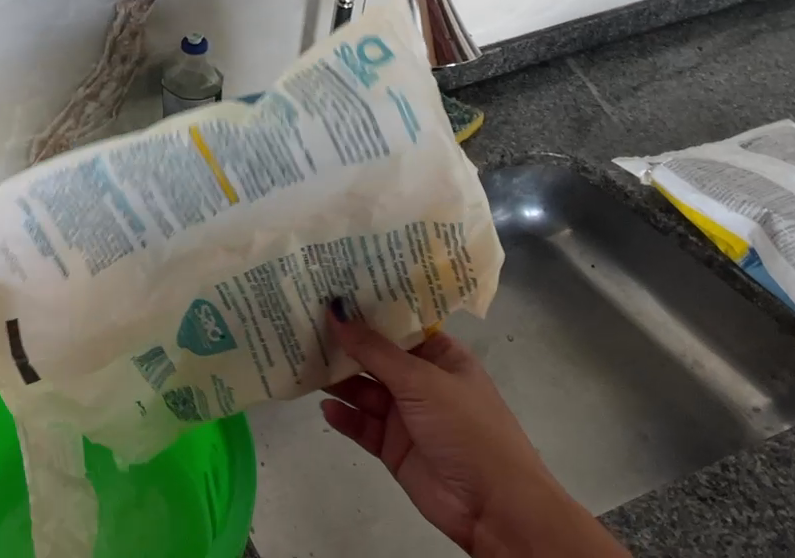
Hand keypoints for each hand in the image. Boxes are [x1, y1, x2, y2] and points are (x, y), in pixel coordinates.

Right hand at [321, 300, 628, 557]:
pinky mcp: (392, 446)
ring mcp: (405, 415)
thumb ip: (373, 349)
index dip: (366, 306)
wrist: (495, 509)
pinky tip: (324, 407)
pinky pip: (361, 424)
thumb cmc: (467, 429)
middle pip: (374, 354)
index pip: (397, 322)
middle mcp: (421, 381)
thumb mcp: (421, 380)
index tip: (328, 285)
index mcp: (440, 356)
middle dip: (342, 340)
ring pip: (362, 389)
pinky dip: (343, 416)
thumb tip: (335, 309)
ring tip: (300, 358)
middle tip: (300, 318)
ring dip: (336, 378)